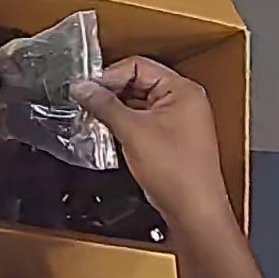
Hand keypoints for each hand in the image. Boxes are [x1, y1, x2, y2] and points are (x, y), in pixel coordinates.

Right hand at [72, 57, 232, 226]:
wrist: (194, 211)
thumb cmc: (178, 173)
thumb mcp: (133, 131)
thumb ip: (105, 105)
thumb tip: (84, 88)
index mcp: (182, 90)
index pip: (138, 66)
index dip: (110, 76)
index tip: (87, 89)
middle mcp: (183, 101)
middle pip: (138, 83)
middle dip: (111, 93)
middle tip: (86, 103)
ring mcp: (178, 120)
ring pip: (138, 103)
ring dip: (116, 110)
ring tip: (94, 119)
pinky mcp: (171, 139)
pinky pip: (143, 121)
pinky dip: (125, 125)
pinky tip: (109, 134)